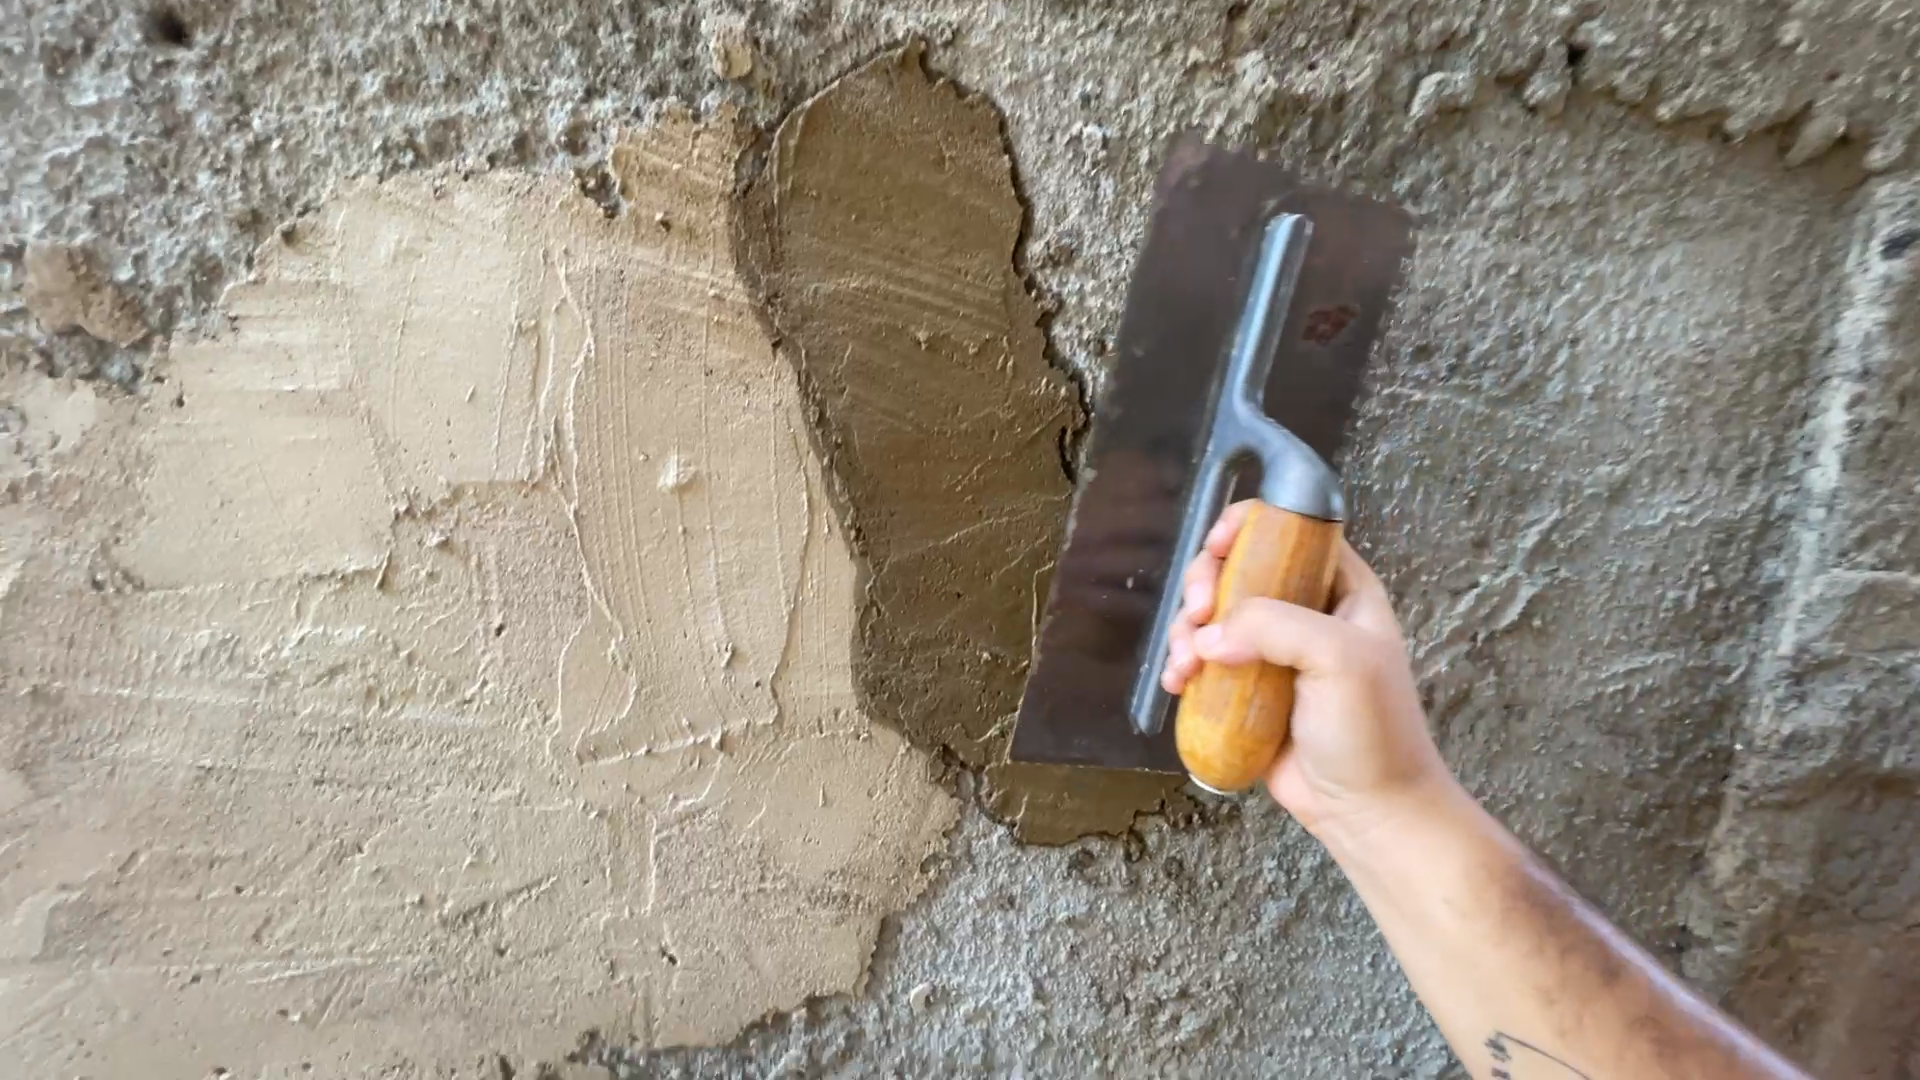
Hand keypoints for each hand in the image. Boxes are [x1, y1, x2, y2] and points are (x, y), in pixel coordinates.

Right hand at [1160, 502, 1455, 836]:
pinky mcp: (1241, 686)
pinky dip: (1180, 664)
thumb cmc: (1371, 730)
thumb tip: (1207, 637)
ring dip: (1184, 632)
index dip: (1246, 525)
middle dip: (1203, 584)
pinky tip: (1176, 685)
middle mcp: (1300, 610)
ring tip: (1185, 667)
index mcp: (1338, 588)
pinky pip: (1199, 659)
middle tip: (1197, 615)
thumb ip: (1275, 626)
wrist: (1366, 811)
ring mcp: (1267, 650)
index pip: (1289, 531)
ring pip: (1208, 615)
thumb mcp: (1340, 660)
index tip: (1216, 546)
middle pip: (1233, 568)